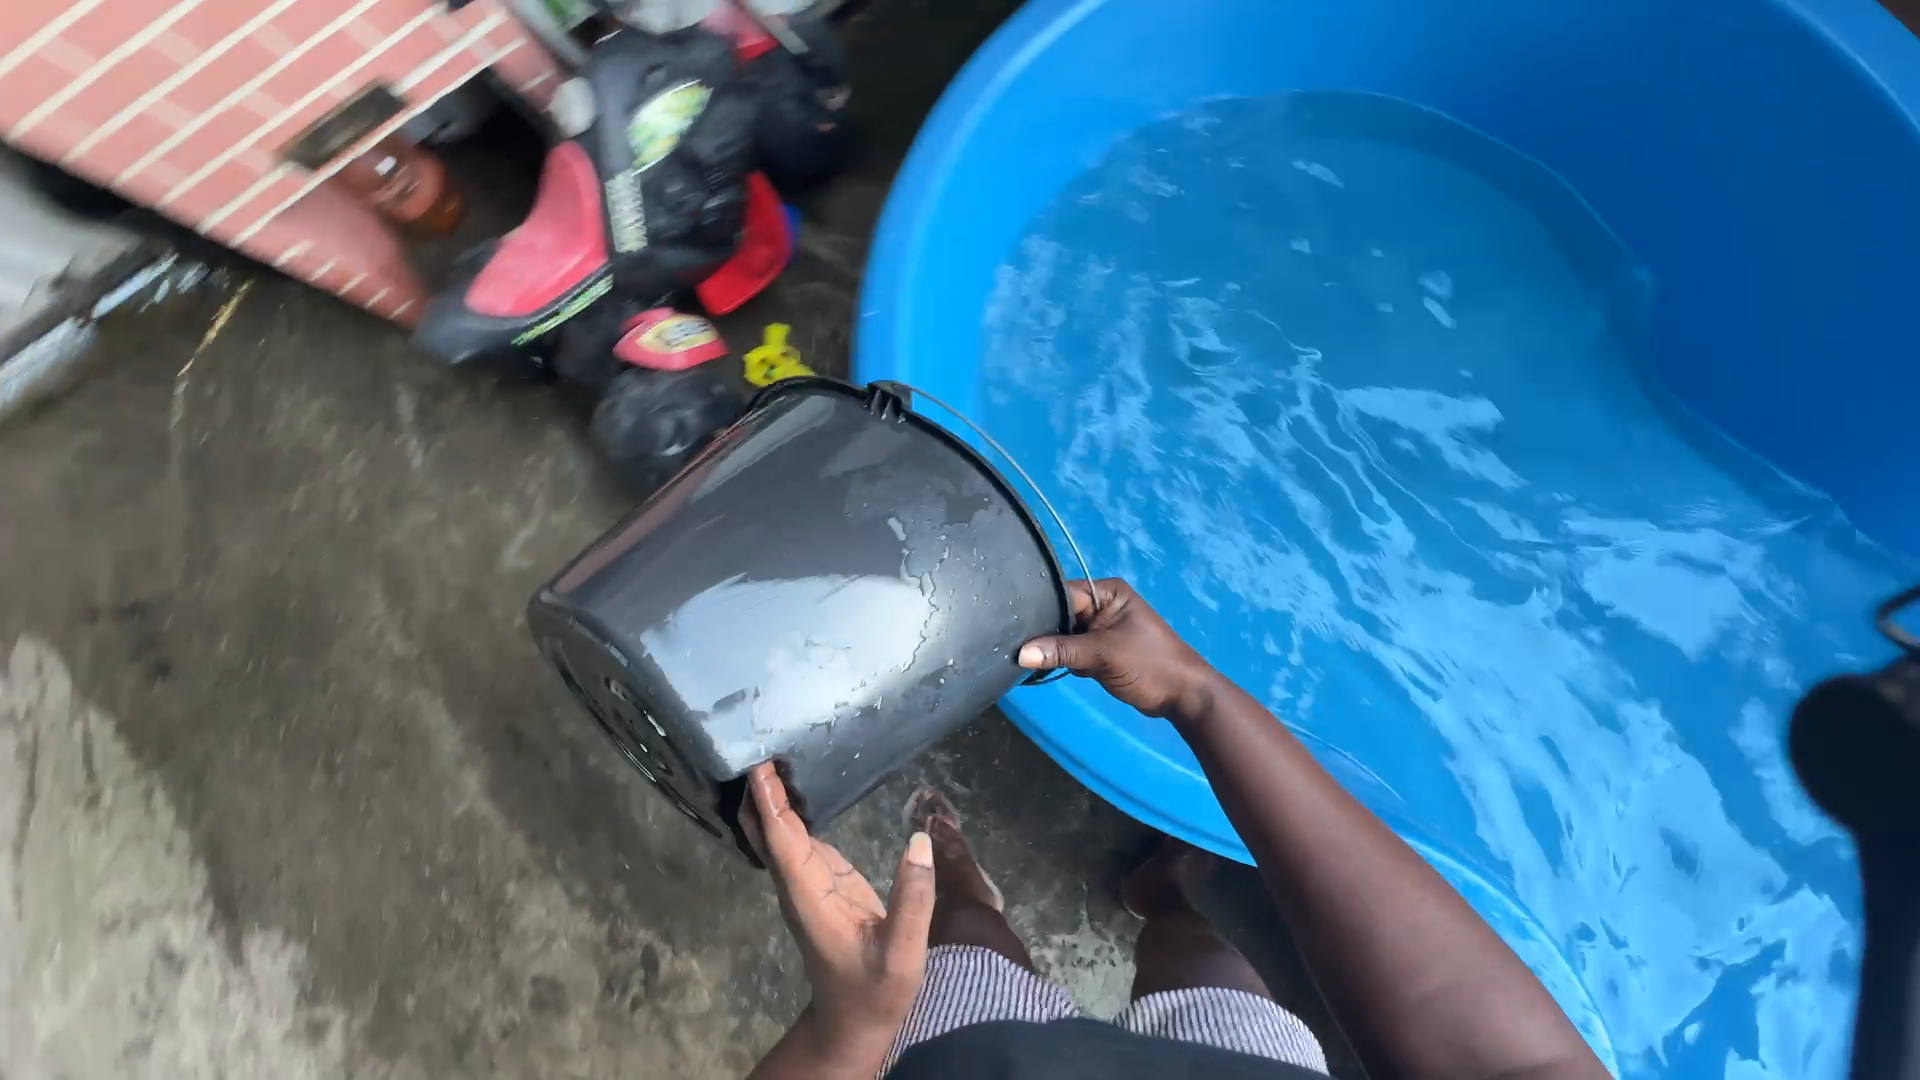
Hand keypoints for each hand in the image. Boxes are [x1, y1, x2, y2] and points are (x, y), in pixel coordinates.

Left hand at [744, 763, 935, 1071]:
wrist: (854, 1023)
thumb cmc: (875, 992)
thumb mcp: (902, 955)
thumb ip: (912, 901)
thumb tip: (919, 840)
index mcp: (809, 898)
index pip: (783, 843)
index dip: (771, 805)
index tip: (761, 766)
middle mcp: (799, 884)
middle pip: (768, 832)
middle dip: (758, 791)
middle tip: (761, 742)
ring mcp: (807, 881)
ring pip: (778, 832)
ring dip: (771, 796)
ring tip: (777, 751)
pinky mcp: (821, 880)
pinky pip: (796, 837)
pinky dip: (789, 809)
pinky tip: (796, 785)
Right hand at [1018, 578, 1219, 719]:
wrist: (1182, 697)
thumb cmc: (1149, 664)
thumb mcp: (1103, 654)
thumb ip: (1062, 651)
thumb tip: (1019, 654)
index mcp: (1108, 592)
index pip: (1064, 593)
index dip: (1040, 607)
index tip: (1012, 621)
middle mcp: (1101, 605)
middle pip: (1060, 613)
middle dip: (1042, 630)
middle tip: (1013, 642)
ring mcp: (1099, 629)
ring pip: (1062, 634)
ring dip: (1050, 648)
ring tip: (1021, 654)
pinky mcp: (1097, 651)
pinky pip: (1069, 651)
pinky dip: (1059, 659)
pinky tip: (1040, 665)